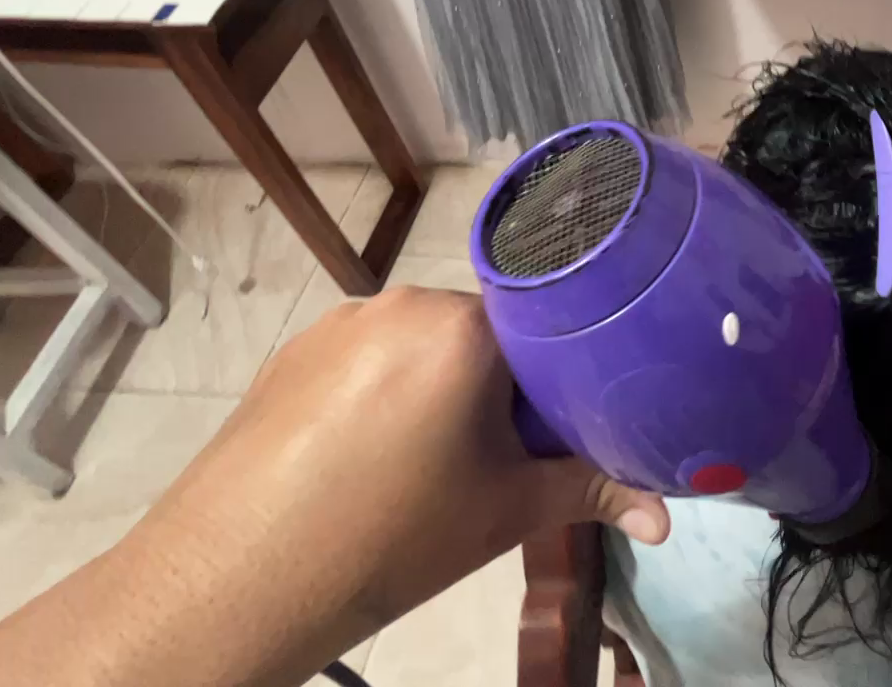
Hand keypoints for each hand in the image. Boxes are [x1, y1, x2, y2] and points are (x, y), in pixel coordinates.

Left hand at [0, 287, 672, 686]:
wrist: (225, 589)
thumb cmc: (389, 538)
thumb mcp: (507, 512)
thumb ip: (595, 493)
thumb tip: (667, 522)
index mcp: (464, 325)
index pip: (543, 325)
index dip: (559, 373)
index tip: (559, 419)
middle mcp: (404, 301)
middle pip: (485, 329)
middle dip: (502, 380)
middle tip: (502, 447)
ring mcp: (341, 321)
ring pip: (427, 338)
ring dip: (444, 380)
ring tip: (435, 451)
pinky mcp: (294, 349)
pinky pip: (372, 350)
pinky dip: (389, 385)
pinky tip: (371, 447)